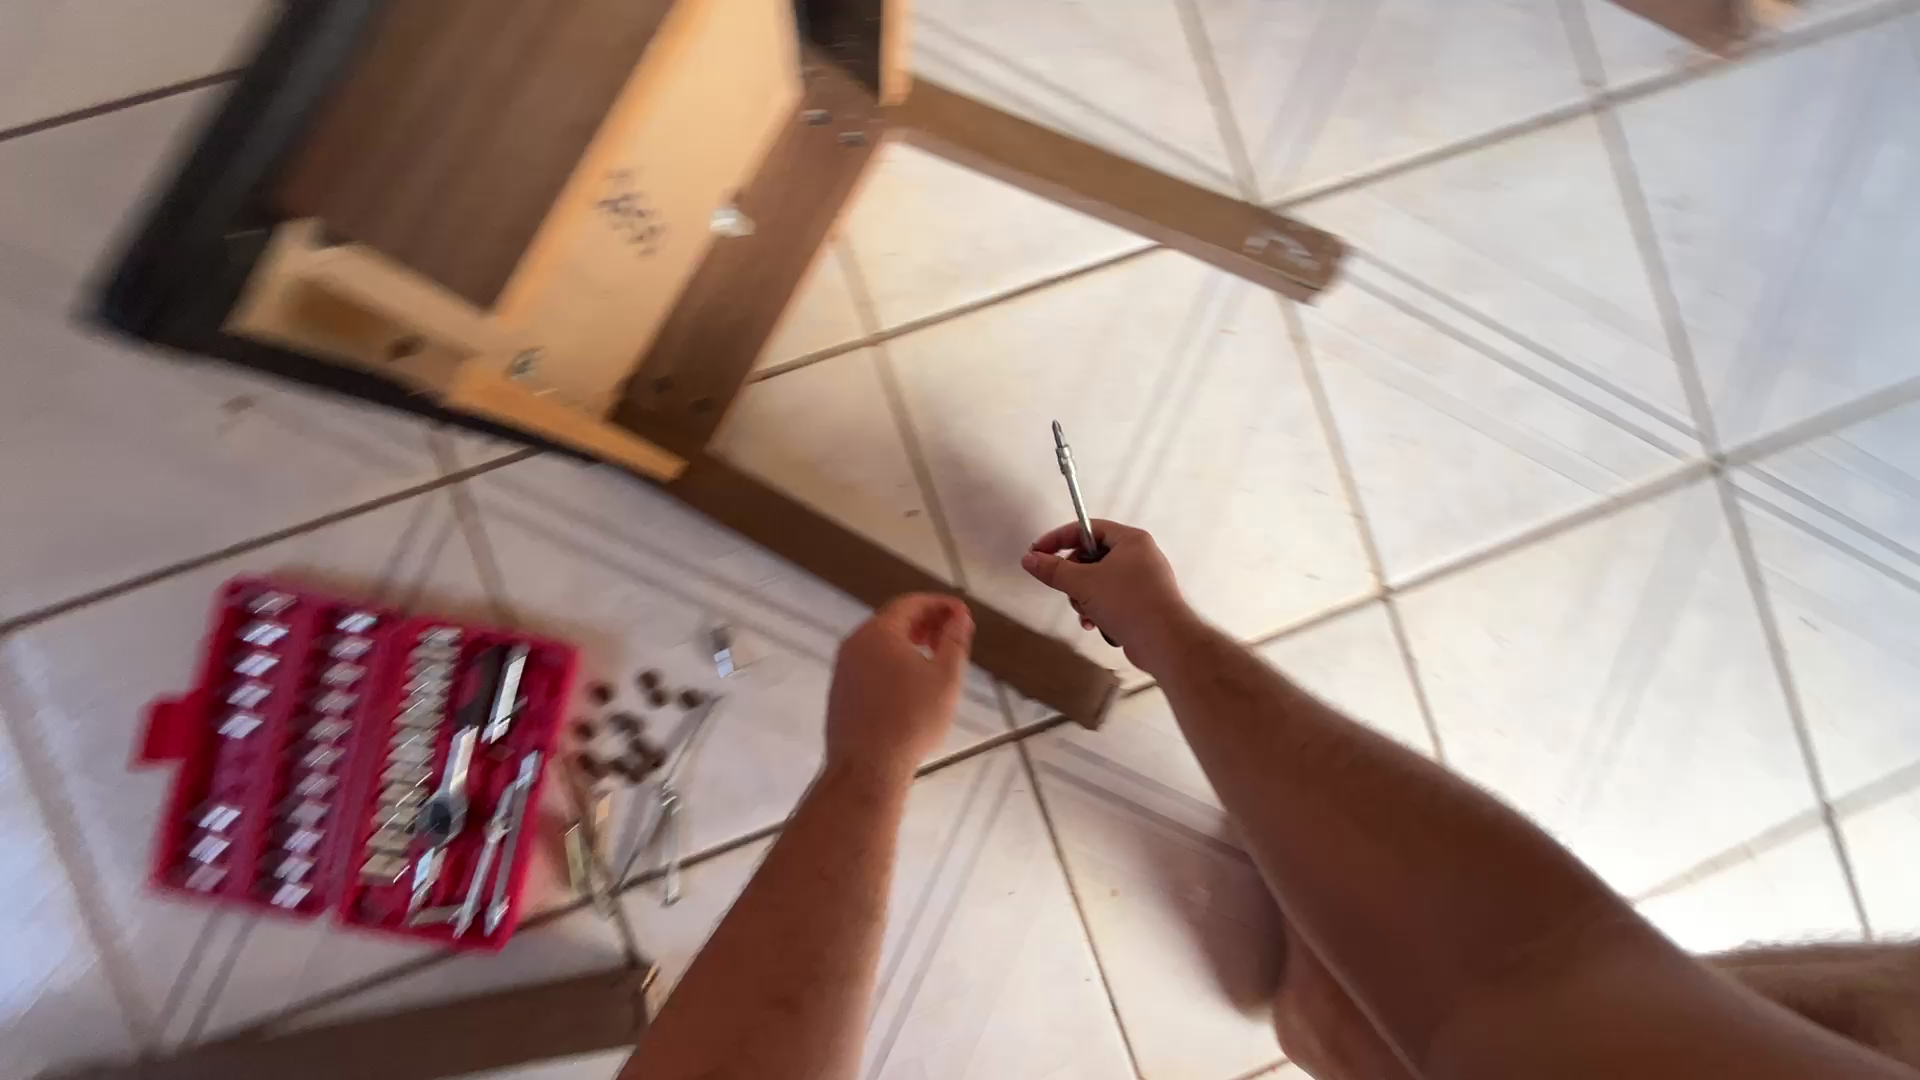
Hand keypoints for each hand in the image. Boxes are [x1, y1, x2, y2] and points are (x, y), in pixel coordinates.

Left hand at [825, 593, 974, 780]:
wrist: (866, 769)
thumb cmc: (911, 721)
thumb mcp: (945, 678)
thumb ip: (954, 641)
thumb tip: (959, 616)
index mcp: (878, 632)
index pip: (911, 603)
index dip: (940, 604)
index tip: (962, 614)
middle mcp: (855, 643)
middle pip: (893, 620)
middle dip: (925, 622)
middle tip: (951, 634)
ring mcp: (844, 668)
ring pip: (880, 642)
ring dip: (910, 642)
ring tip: (935, 657)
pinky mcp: (840, 691)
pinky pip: (870, 662)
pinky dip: (893, 660)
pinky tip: (911, 682)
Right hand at [1021, 520, 1197, 670]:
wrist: (1165, 643)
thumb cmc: (1131, 604)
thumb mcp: (1083, 583)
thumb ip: (1053, 569)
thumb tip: (1030, 559)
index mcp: (1130, 540)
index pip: (1087, 529)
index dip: (1059, 539)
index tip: (1038, 552)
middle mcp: (1139, 556)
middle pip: (1091, 556)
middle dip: (1074, 577)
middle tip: (1068, 589)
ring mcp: (1141, 581)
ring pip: (1098, 581)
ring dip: (1084, 598)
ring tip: (1086, 612)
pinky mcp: (1141, 603)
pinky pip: (1109, 599)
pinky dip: (1097, 609)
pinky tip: (1094, 623)